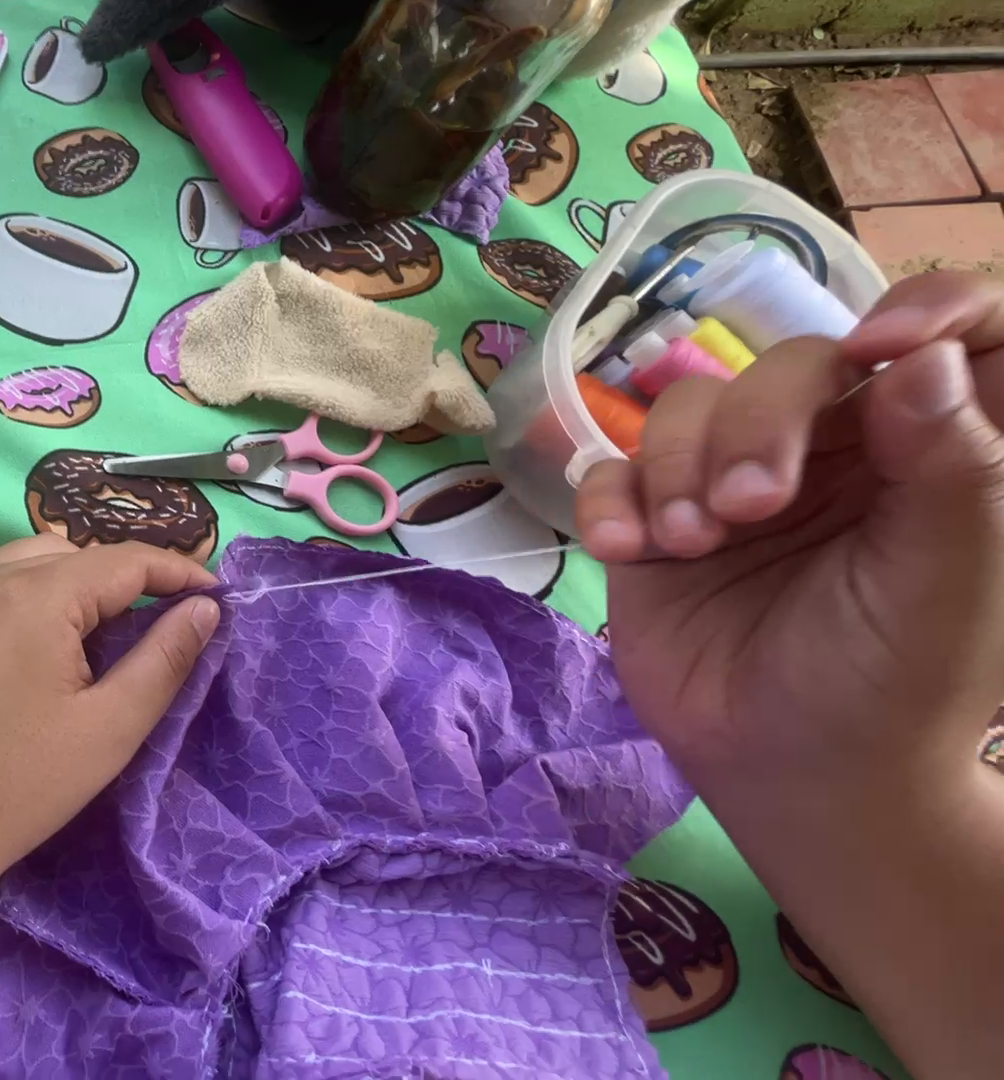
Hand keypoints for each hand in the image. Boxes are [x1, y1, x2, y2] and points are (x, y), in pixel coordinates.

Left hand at [0, 536, 220, 888]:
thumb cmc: (24, 783)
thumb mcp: (111, 727)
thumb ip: (164, 659)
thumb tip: (205, 607)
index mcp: (40, 598)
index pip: (126, 561)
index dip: (177, 572)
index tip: (213, 596)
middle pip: (82, 555)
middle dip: (130, 580)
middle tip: (159, 626)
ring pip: (34, 552)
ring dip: (75, 574)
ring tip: (96, 624)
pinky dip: (11, 566)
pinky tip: (23, 601)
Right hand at [575, 271, 1003, 804]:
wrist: (776, 761)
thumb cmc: (888, 681)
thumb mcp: (944, 584)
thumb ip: (950, 472)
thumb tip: (923, 360)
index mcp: (925, 456)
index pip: (950, 342)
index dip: (927, 310)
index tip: (883, 345)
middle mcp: (824, 452)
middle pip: (783, 370)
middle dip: (754, 428)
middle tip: (748, 509)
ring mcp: (721, 483)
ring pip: (682, 412)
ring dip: (673, 470)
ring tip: (686, 544)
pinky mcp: (644, 518)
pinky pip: (608, 473)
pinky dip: (606, 502)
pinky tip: (620, 549)